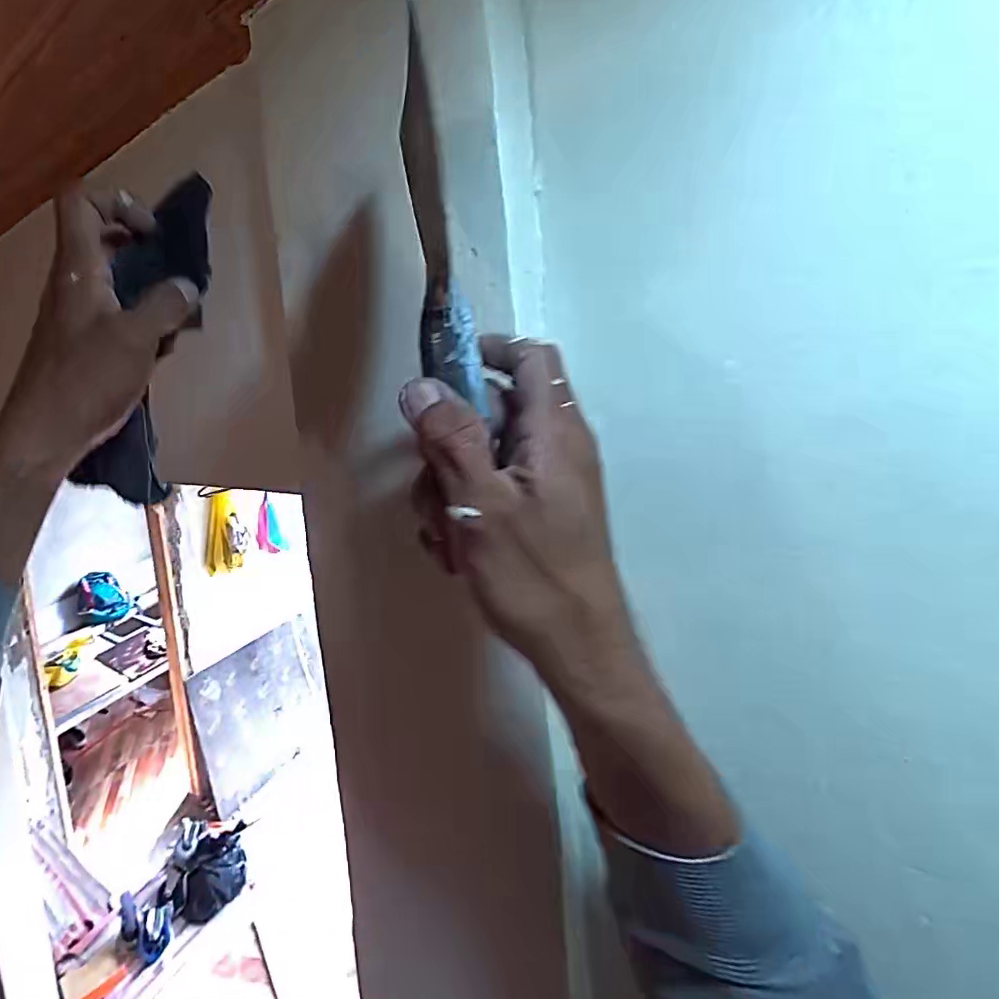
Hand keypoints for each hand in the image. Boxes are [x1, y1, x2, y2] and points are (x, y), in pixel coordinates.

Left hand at [0, 187, 199, 477]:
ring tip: (174, 319)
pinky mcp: (79, 347)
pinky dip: (136, 323)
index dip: (117, 202)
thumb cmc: (86, 379)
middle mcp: (70, 285)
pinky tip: (157, 351)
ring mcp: (73, 318)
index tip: (151, 233)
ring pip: (110, 283)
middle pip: (100, 241)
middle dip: (141, 251)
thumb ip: (166, 305)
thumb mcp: (137, 338)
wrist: (44, 434)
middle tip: (171, 273)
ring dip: (144, 292)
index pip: (80, 202)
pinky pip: (111, 317)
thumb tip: (187, 287)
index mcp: (77, 268)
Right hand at [404, 336, 740, 854]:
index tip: (439, 374)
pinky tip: (456, 552)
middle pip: (489, 411)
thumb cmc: (534, 574)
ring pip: (477, 457)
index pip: (530, 357)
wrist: (577, 648)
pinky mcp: (532, 515)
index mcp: (554, 433)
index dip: (486, 351)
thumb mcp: (482, 503)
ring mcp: (542, 485)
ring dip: (446, 487)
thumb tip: (422, 385)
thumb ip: (451, 440)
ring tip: (445, 533)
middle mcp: (554, 449)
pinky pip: (485, 493)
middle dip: (446, 442)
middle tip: (431, 482)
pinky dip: (461, 513)